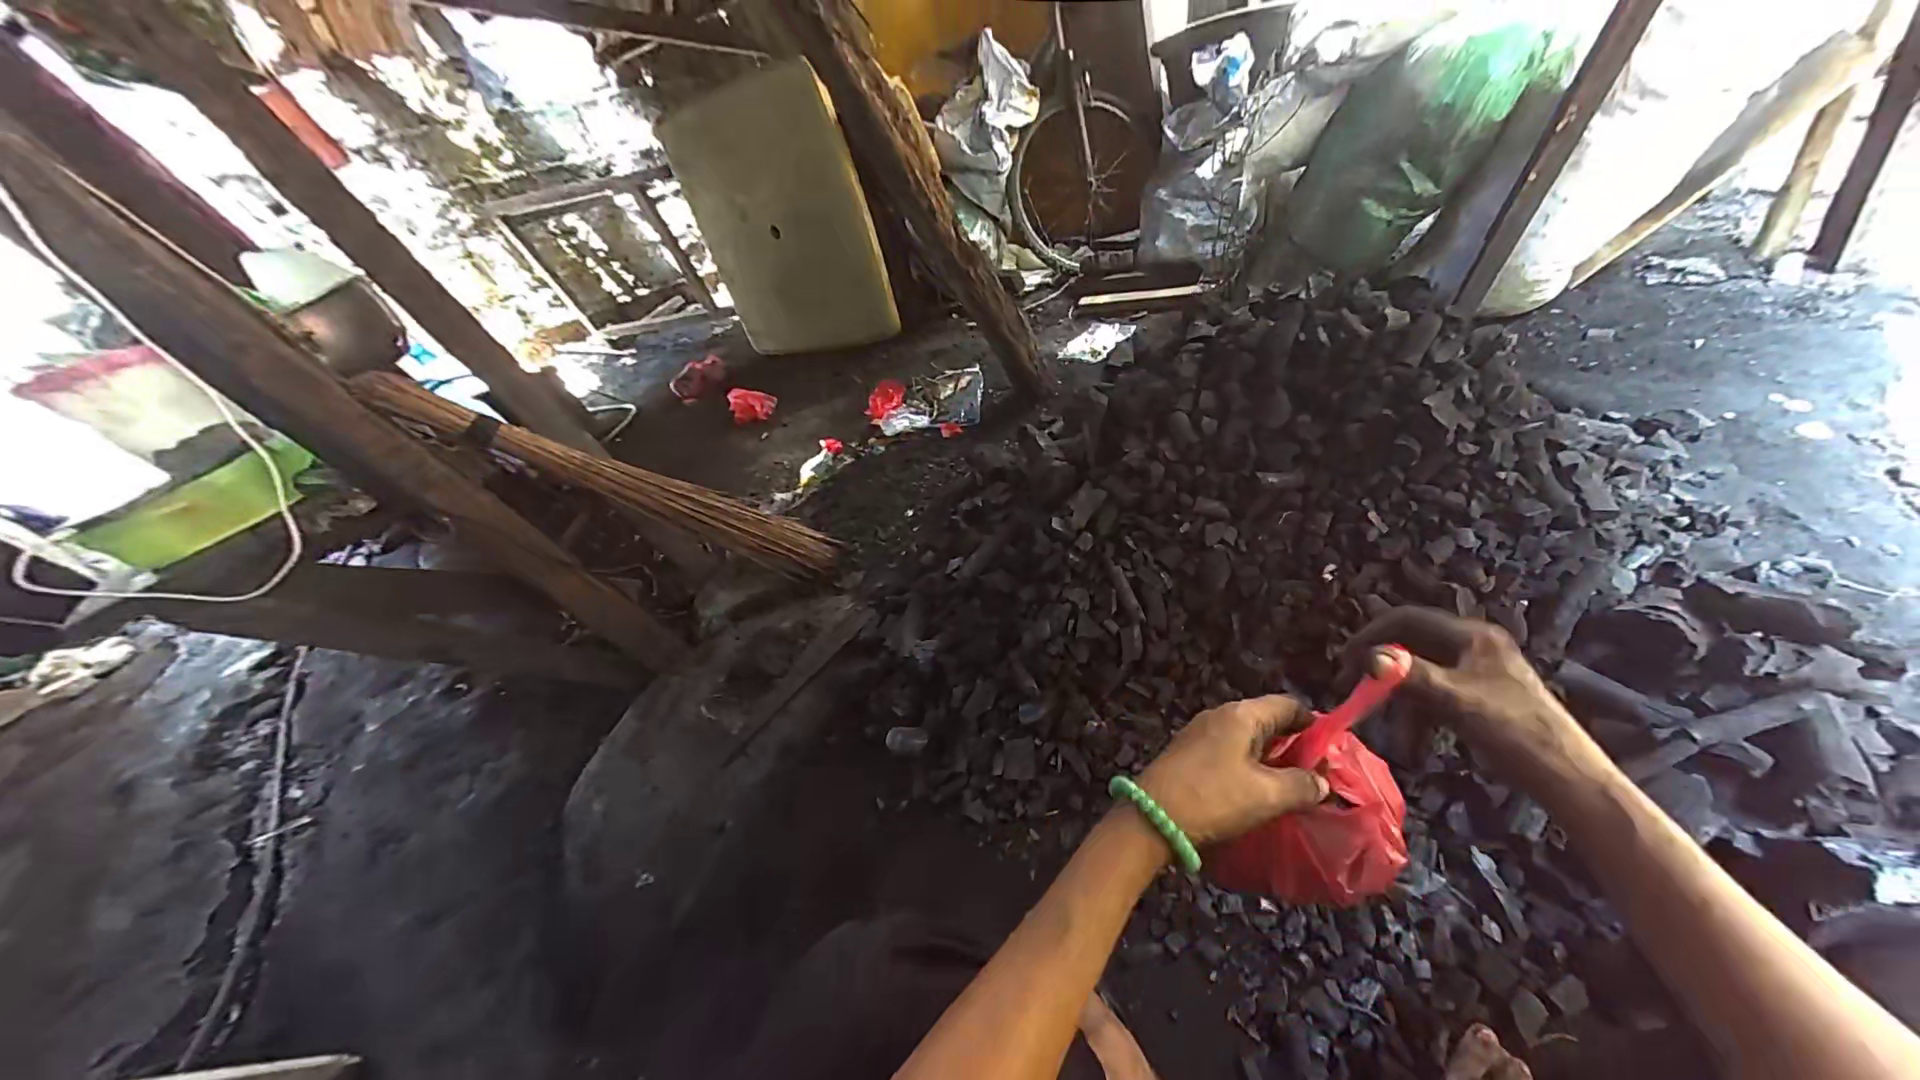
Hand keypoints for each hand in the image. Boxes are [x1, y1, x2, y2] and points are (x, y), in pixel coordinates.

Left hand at [1135, 695, 1329, 845]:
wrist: (1152, 817)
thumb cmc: (1213, 798)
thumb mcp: (1267, 795)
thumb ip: (1302, 785)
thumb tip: (1321, 782)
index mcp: (1240, 715)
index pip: (1288, 705)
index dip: (1315, 725)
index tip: (1332, 754)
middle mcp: (1219, 716)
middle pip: (1268, 721)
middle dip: (1295, 746)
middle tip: (1317, 777)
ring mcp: (1200, 734)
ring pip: (1249, 740)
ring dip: (1272, 760)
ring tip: (1293, 790)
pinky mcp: (1189, 754)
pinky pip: (1230, 753)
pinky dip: (1249, 767)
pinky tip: (1258, 793)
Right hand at [1341, 607, 1611, 799]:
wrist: (1568, 777)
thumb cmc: (1515, 732)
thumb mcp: (1457, 701)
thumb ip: (1411, 675)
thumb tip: (1368, 657)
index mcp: (1471, 636)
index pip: (1406, 619)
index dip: (1371, 635)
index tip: (1345, 661)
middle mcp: (1471, 645)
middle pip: (1409, 644)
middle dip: (1379, 666)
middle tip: (1351, 686)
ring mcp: (1474, 670)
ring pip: (1417, 672)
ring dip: (1395, 695)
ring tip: (1376, 717)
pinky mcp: (1475, 694)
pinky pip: (1432, 693)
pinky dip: (1415, 712)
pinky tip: (1409, 739)